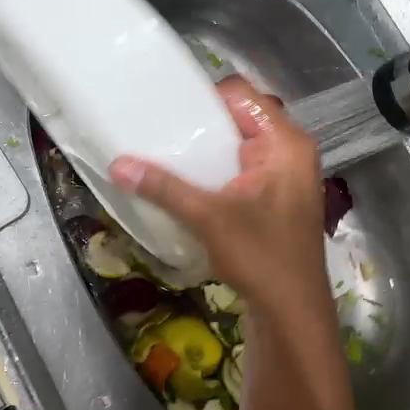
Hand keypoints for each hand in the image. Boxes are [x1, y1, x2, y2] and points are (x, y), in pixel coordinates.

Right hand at [110, 76, 329, 316]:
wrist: (292, 313)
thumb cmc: (262, 257)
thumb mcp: (208, 217)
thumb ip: (164, 188)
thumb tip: (117, 164)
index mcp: (286, 144)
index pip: (243, 95)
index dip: (204, 96)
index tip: (166, 107)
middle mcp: (289, 153)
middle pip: (240, 118)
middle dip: (199, 123)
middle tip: (158, 127)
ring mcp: (283, 178)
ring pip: (237, 146)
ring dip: (204, 149)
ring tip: (164, 150)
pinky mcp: (273, 200)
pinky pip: (238, 169)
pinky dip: (213, 171)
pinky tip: (183, 181)